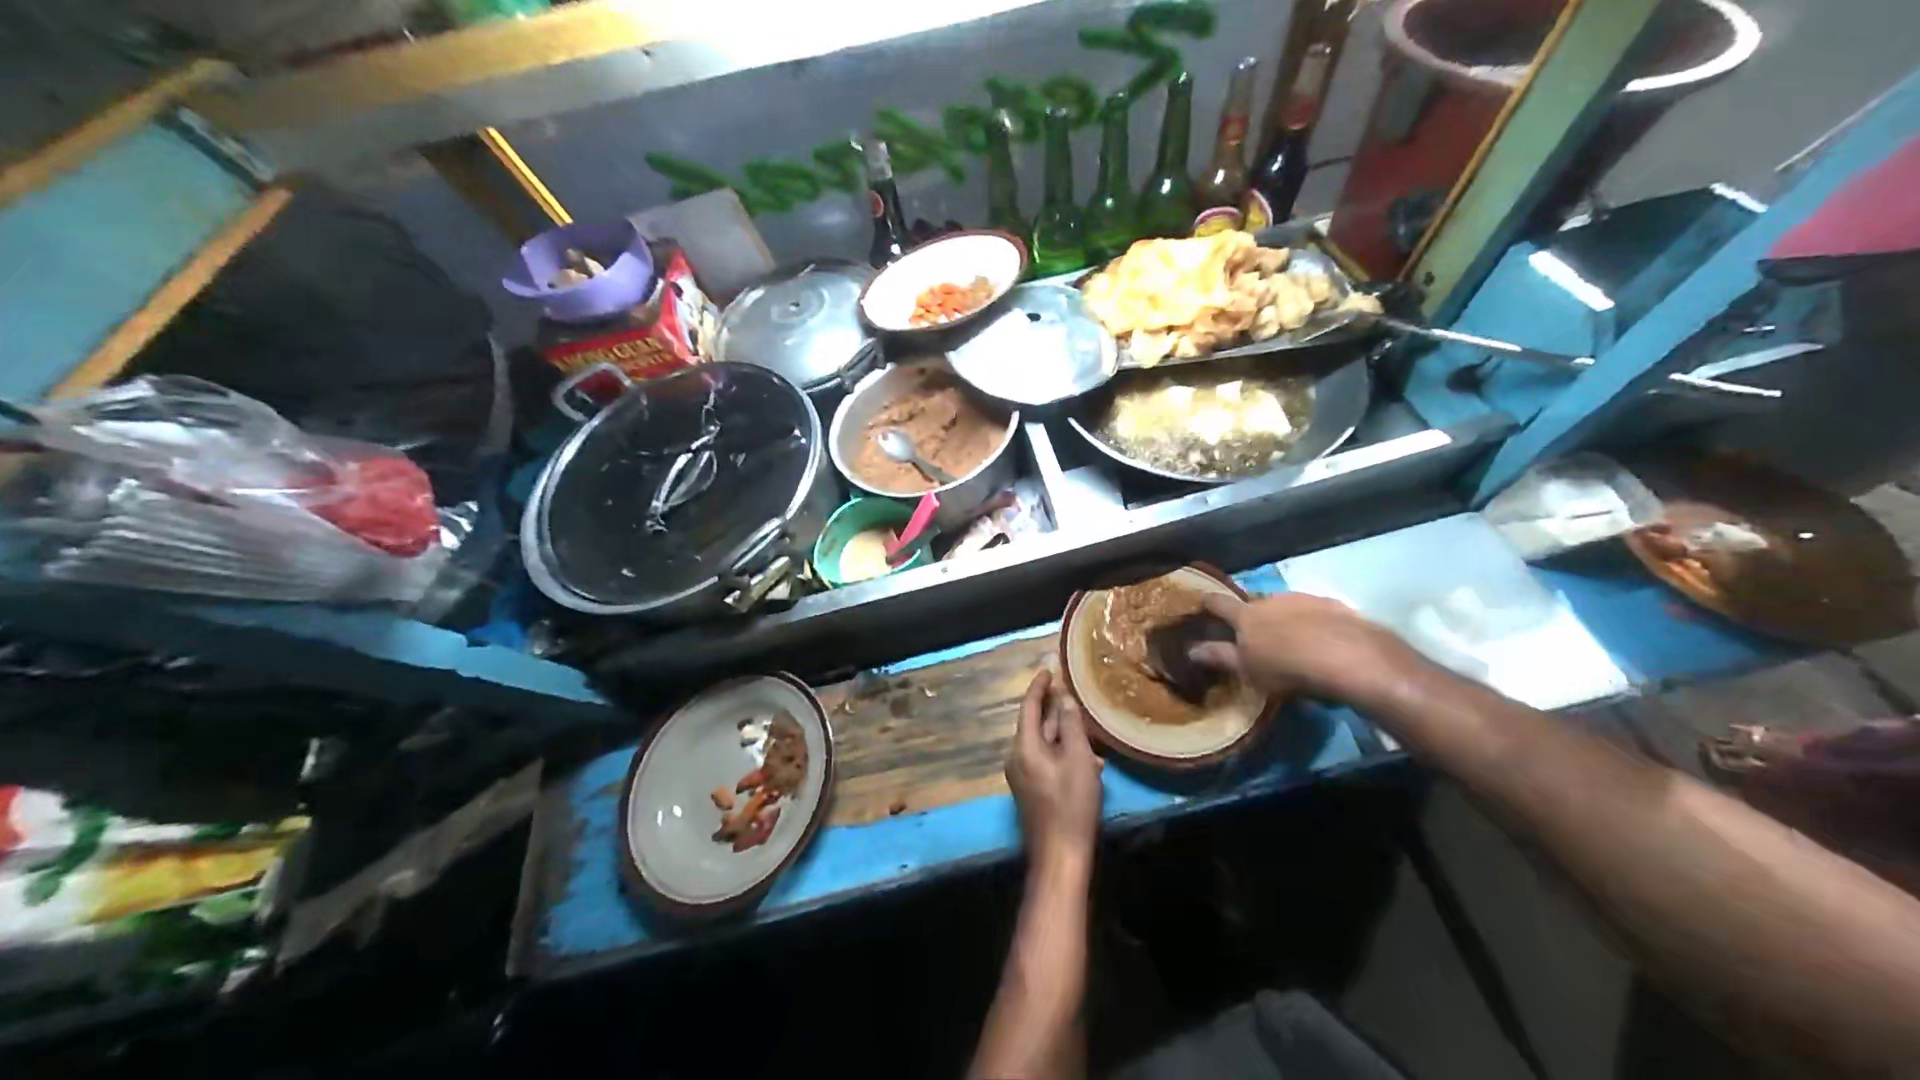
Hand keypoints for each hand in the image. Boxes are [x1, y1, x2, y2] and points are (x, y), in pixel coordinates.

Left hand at [1006, 670, 1102, 867]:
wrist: (1060, 854)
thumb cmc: (1071, 805)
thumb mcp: (1078, 760)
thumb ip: (1071, 726)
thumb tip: (1065, 697)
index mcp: (1023, 747)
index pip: (1028, 707)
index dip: (1039, 687)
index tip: (1049, 670)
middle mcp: (1017, 757)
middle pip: (1035, 724)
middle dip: (1054, 708)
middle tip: (1072, 691)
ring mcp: (1024, 775)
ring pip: (1044, 743)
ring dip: (1064, 732)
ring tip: (1088, 724)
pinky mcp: (1033, 789)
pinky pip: (1047, 759)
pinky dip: (1064, 752)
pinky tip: (1089, 759)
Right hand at [1190, 592, 1423, 706]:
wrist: (1348, 657)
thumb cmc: (1286, 667)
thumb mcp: (1247, 670)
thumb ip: (1219, 656)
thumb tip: (1190, 649)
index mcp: (1246, 615)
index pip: (1219, 603)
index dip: (1209, 603)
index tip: (1203, 601)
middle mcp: (1271, 599)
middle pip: (1256, 603)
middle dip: (1253, 614)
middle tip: (1256, 632)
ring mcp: (1304, 599)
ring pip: (1287, 605)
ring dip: (1285, 617)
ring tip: (1292, 638)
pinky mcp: (1334, 605)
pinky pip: (1316, 610)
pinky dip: (1313, 621)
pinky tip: (1322, 639)